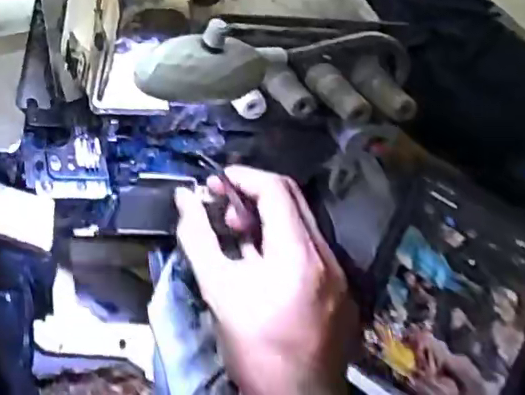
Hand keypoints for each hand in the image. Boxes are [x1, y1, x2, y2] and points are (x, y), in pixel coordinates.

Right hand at [174, 167, 356, 394]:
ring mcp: (339, 278)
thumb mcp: (216, 286)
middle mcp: (327, 259)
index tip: (216, 182)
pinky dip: (282, 239)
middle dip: (252, 191)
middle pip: (291, 198)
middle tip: (221, 202)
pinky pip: (310, 248)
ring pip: (301, 222)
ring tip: (235, 231)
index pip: (274, 188)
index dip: (241, 176)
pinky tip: (258, 260)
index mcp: (299, 254)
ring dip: (266, 215)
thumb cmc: (255, 347)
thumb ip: (197, 234)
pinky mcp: (341, 295)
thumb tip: (184, 196)